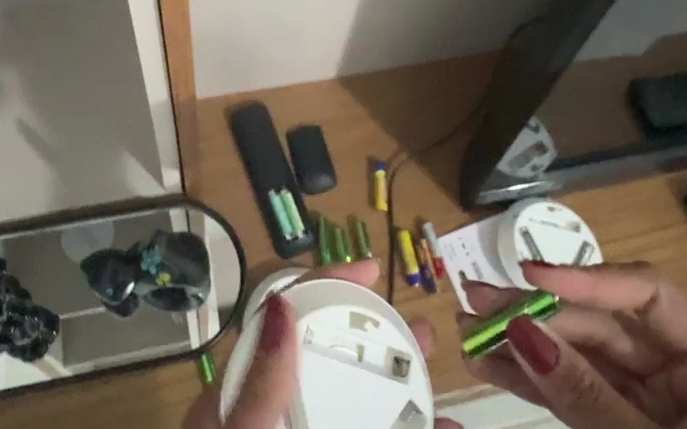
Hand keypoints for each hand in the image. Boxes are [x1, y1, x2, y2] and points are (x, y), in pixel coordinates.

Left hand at [182, 259, 461, 428]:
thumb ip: (261, 385)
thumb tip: (280, 306)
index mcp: (242, 391)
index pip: (284, 316)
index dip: (326, 283)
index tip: (369, 273)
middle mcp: (273, 413)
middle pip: (330, 357)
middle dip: (379, 339)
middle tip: (424, 335)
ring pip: (355, 407)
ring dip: (401, 398)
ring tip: (444, 396)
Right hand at [462, 262, 686, 428]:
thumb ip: (589, 397)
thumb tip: (523, 332)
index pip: (647, 296)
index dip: (586, 279)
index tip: (528, 274)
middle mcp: (682, 372)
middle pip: (601, 323)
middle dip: (536, 313)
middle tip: (475, 299)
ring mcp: (649, 401)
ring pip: (576, 355)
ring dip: (522, 343)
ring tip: (467, 330)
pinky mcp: (619, 425)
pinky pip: (570, 392)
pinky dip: (531, 381)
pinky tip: (488, 366)